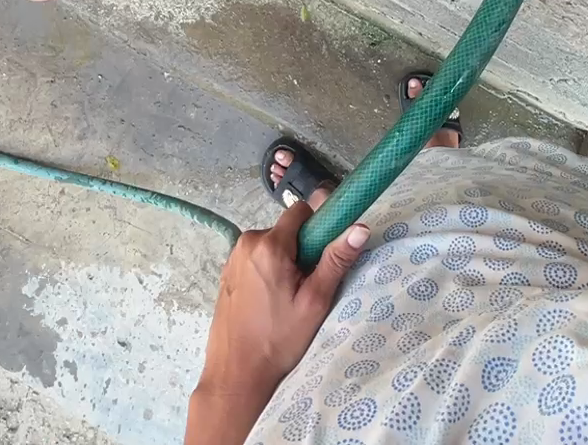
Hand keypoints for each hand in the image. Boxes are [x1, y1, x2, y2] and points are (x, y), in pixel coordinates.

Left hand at [187, 204, 369, 443]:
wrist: (235, 375)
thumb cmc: (278, 341)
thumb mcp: (314, 302)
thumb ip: (336, 260)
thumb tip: (360, 227)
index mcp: (269, 245)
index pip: (300, 211)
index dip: (316, 227)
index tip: (322, 254)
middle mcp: (246, 242)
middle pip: (285, 230)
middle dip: (299, 250)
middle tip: (305, 285)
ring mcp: (233, 257)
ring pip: (271, 245)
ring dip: (283, 262)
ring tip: (286, 298)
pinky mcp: (226, 272)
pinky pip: (255, 258)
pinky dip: (266, 271)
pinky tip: (268, 301)